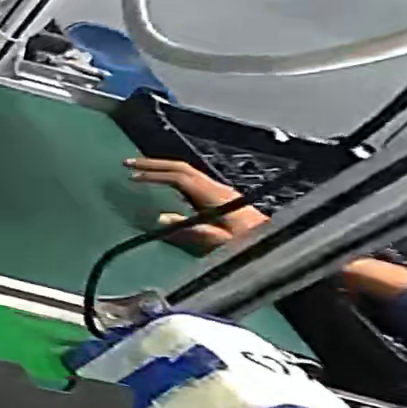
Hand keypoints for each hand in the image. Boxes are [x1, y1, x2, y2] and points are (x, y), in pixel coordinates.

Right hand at [125, 157, 269, 252]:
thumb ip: (192, 230)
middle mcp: (217, 189)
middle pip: (181, 168)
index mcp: (216, 196)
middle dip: (152, 163)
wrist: (279, 243)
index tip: (132, 177)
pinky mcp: (218, 197)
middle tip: (127, 163)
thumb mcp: (221, 242)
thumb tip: (160, 218)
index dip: (154, 175)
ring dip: (159, 167)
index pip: (180, 178)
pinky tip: (160, 182)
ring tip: (138, 169)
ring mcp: (218, 192)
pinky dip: (169, 176)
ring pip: (185, 171)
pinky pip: (189, 180)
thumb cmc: (250, 244)